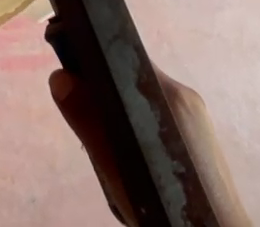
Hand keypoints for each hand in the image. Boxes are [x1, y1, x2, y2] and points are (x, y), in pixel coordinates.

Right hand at [49, 61, 251, 226]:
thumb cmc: (164, 205)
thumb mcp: (114, 166)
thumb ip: (87, 119)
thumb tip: (59, 76)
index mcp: (167, 92)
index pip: (121, 54)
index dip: (92, 58)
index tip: (72, 75)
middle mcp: (184, 94)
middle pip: (130, 75)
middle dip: (104, 93)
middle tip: (91, 129)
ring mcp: (195, 113)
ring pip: (143, 97)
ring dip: (121, 113)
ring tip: (114, 152)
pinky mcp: (200, 132)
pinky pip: (159, 113)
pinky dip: (139, 126)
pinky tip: (135, 156)